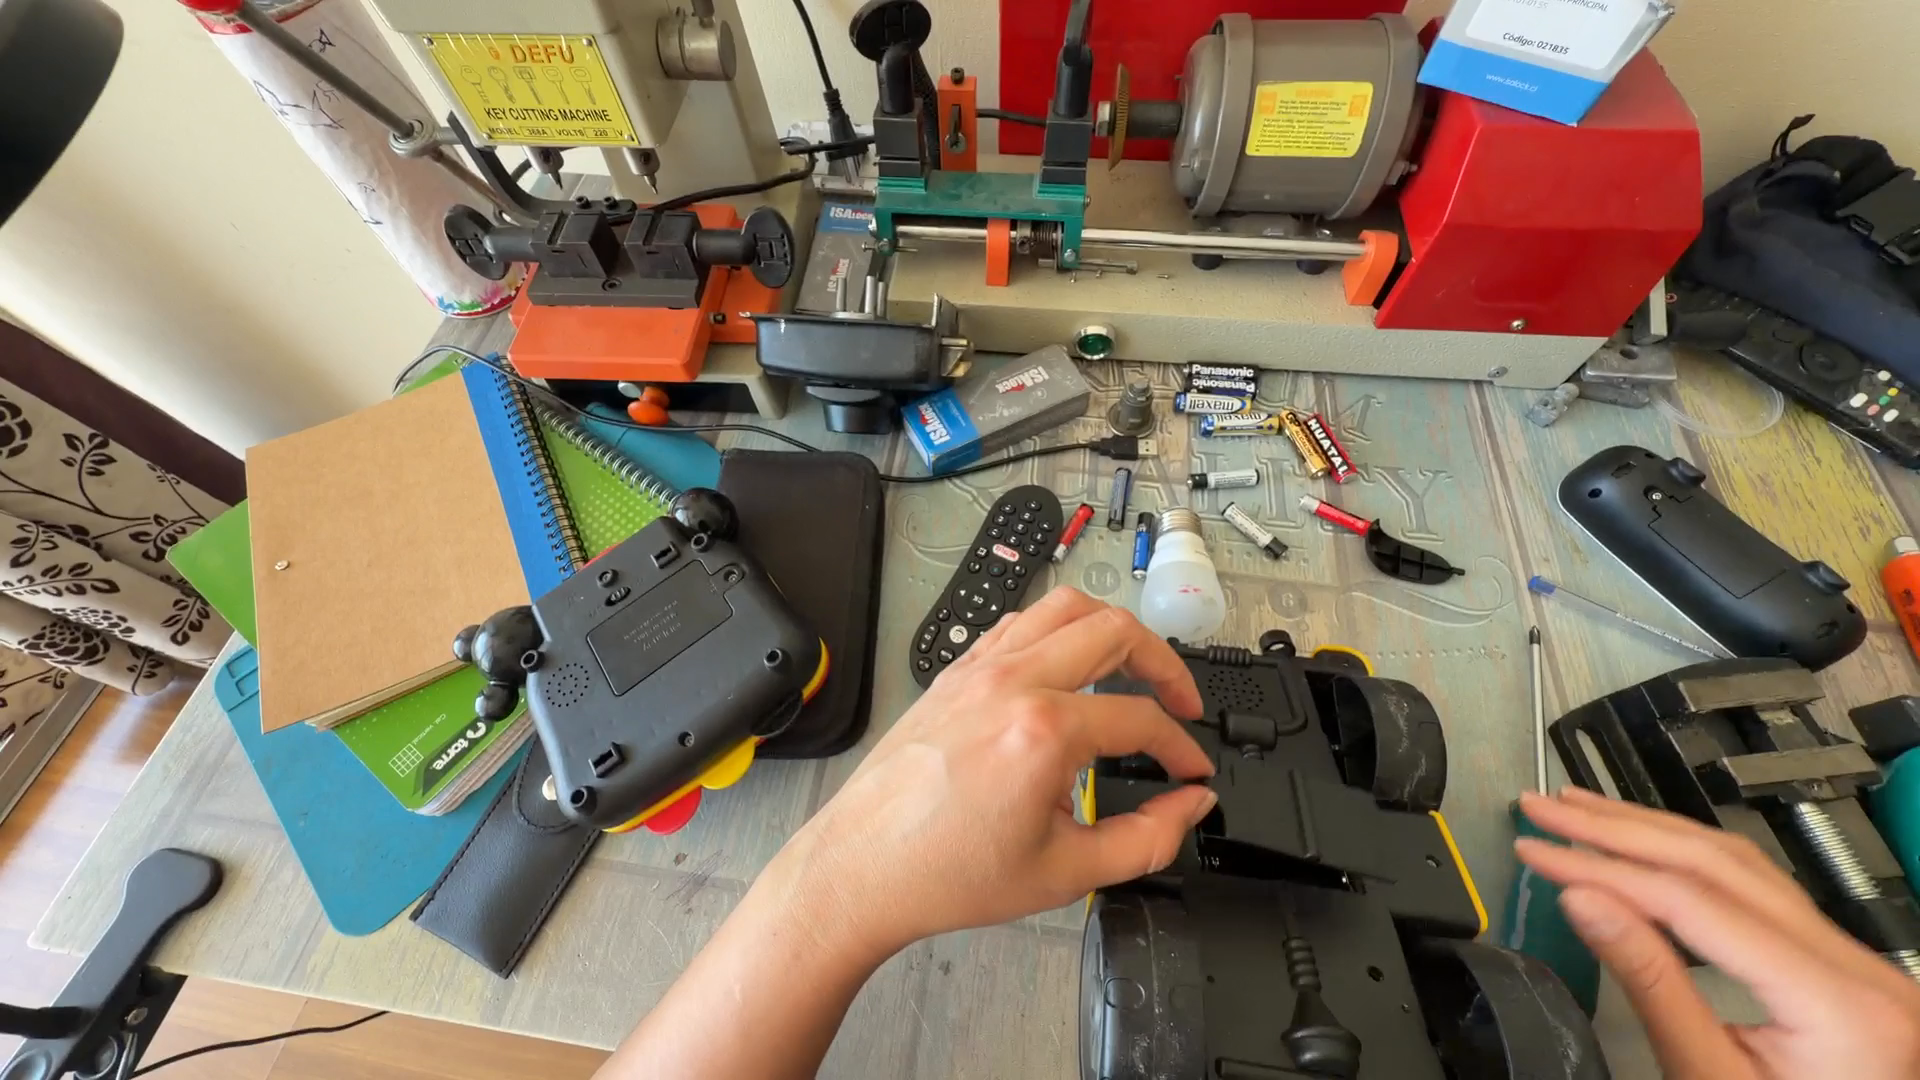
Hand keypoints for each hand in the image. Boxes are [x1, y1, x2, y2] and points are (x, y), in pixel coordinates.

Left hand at [770, 587, 1216, 962]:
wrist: (864, 865)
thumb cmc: (949, 872)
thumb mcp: (1065, 872)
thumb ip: (1146, 839)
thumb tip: (1188, 805)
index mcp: (1043, 730)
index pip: (1141, 719)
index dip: (1181, 746)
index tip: (1191, 771)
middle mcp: (1012, 681)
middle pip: (1114, 630)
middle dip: (1164, 662)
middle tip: (1178, 700)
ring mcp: (979, 668)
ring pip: (1064, 607)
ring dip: (1110, 629)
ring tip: (1130, 667)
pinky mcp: (955, 672)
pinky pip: (1017, 623)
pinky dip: (1055, 631)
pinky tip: (1063, 666)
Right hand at [1516, 787, 1919, 1078]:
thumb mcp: (1707, 1073)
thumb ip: (1649, 982)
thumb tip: (1578, 898)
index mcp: (1838, 1001)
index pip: (1690, 900)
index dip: (1600, 868)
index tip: (1532, 849)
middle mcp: (1857, 965)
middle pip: (1713, 863)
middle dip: (1613, 828)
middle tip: (1540, 807)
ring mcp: (1849, 957)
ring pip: (1730, 859)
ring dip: (1641, 826)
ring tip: (1573, 807)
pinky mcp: (1830, 958)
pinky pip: (1746, 880)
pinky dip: (1676, 848)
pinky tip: (1634, 836)